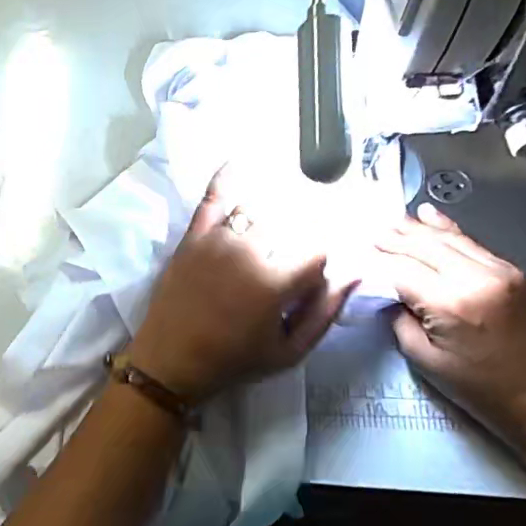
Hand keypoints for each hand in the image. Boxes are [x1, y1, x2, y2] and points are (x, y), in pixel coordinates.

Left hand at [126, 169, 354, 402]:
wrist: (171, 362)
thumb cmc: (235, 360)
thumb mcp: (289, 352)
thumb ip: (325, 313)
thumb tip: (355, 275)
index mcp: (275, 282)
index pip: (317, 253)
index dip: (318, 266)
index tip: (308, 280)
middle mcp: (249, 251)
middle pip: (290, 228)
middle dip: (296, 240)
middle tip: (287, 259)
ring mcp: (219, 240)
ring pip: (258, 213)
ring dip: (270, 218)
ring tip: (273, 227)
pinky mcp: (194, 237)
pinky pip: (212, 199)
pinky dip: (225, 180)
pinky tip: (237, 163)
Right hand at [374, 203, 525, 453]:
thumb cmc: (487, 392)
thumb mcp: (431, 365)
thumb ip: (404, 324)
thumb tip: (391, 297)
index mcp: (450, 304)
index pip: (402, 270)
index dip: (378, 262)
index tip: (358, 256)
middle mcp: (474, 276)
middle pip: (424, 246)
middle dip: (394, 239)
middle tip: (369, 233)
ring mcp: (497, 269)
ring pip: (448, 238)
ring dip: (417, 228)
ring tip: (392, 222)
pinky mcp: (511, 270)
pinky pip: (472, 241)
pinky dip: (447, 228)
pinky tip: (428, 216)